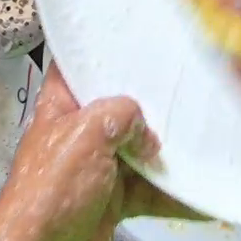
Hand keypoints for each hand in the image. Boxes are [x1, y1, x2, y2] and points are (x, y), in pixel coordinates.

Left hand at [0, 63, 199, 240]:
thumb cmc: (44, 194)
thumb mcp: (86, 134)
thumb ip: (120, 114)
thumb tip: (144, 126)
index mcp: (62, 103)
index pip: (81, 64)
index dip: (105, 52)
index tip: (135, 41)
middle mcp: (79, 131)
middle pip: (120, 108)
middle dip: (150, 107)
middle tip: (179, 95)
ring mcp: (96, 166)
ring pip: (139, 150)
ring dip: (166, 152)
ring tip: (197, 141)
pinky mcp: (111, 200)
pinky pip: (148, 191)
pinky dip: (172, 194)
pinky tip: (196, 192)